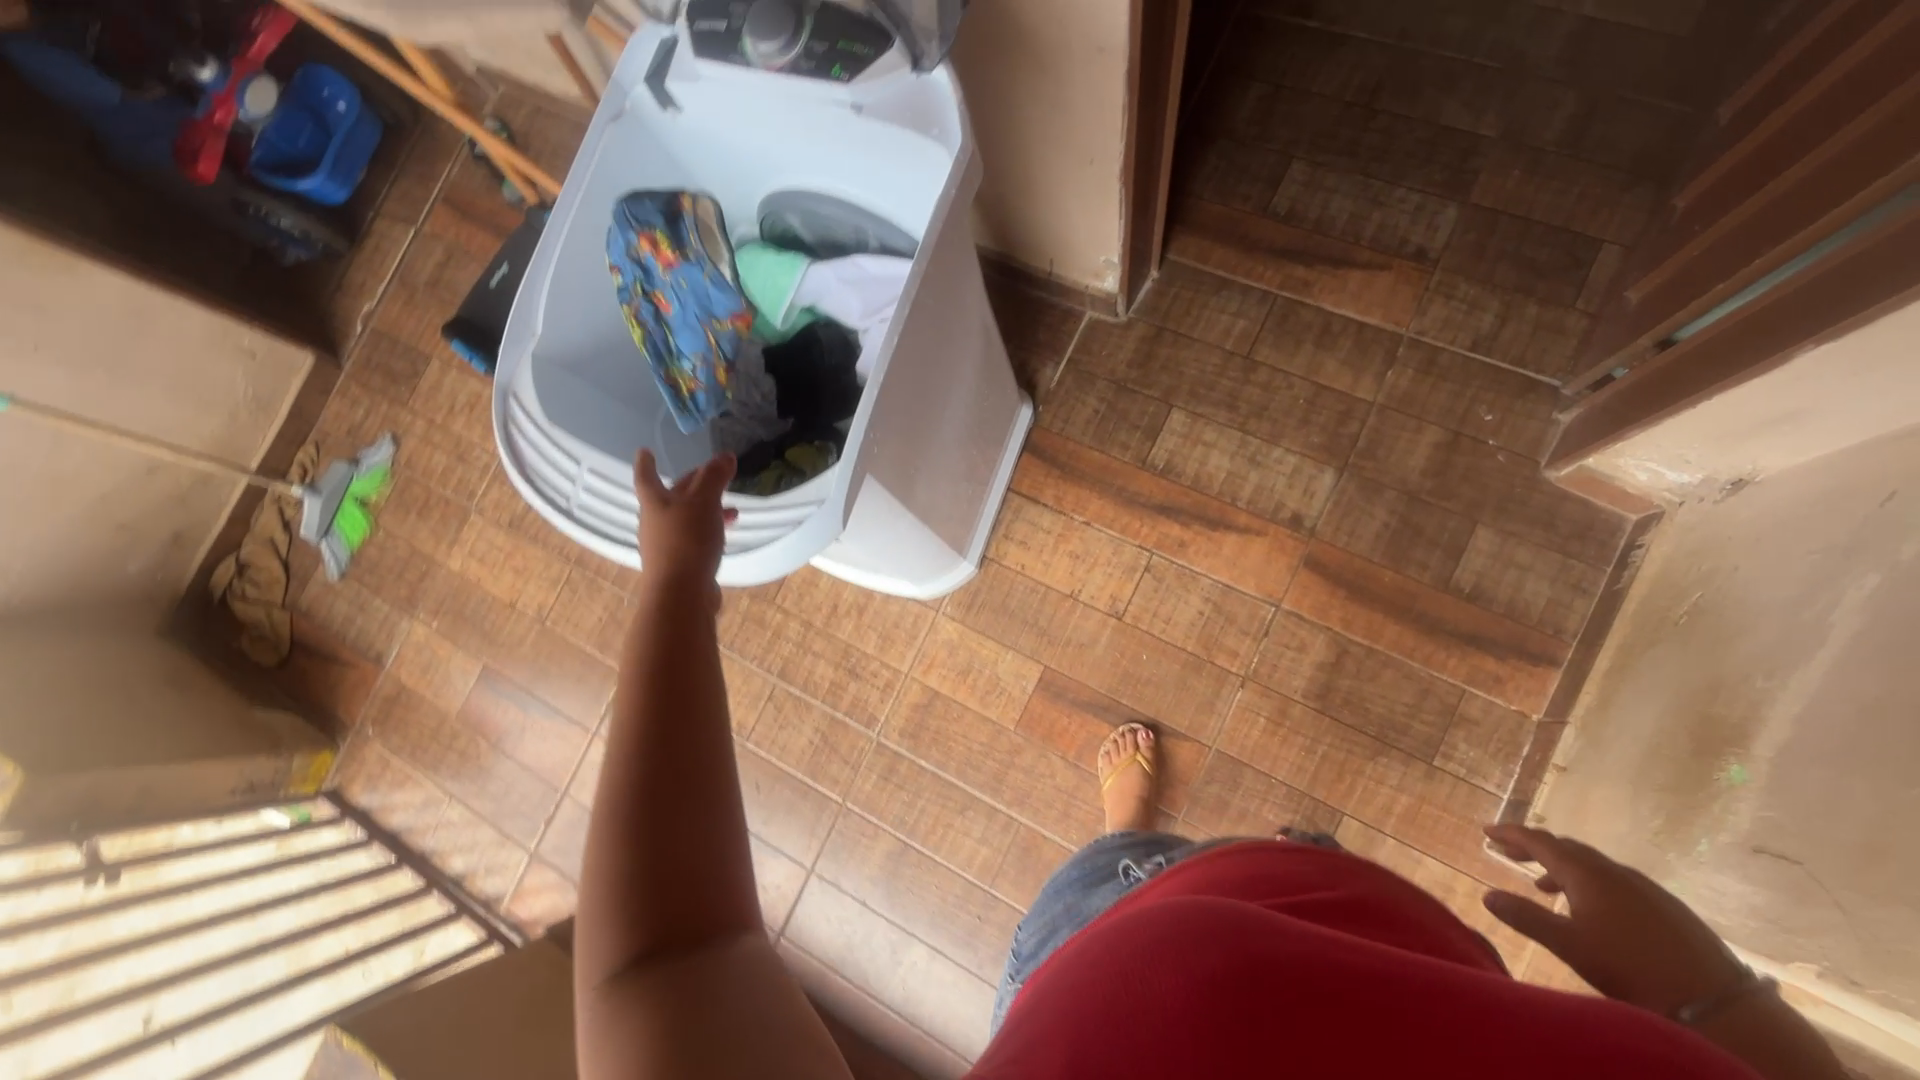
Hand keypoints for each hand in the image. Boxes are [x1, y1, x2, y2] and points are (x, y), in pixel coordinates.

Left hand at [633, 450, 735, 586]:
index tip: (644, 451)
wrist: (681, 594)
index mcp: (655, 503)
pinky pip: (694, 540)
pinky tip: (725, 536)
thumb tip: (725, 456)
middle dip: (691, 485)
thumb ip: (715, 477)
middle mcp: (655, 523)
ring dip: (706, 510)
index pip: (646, 477)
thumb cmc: (687, 540)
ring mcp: (665, 546)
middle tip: (710, 476)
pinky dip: (708, 532)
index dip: (646, 463)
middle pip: (671, 497)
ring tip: (731, 510)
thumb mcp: (704, 502)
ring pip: (686, 519)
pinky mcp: (680, 565)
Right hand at [1483, 824, 1749, 1015]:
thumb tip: (1487, 895)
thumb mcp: (1569, 945)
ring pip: (1593, 866)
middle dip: (1535, 849)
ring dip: (1563, 869)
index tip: (1488, 830)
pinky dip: (1590, 883)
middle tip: (1508, 853)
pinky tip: (1591, 909)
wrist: (1714, 999)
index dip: (1512, 834)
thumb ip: (1526, 918)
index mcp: (1586, 874)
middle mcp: (1614, 872)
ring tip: (1543, 886)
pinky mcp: (1665, 906)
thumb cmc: (1630, 968)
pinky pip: (1615, 881)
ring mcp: (1644, 887)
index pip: (1541, 842)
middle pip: (1567, 848)